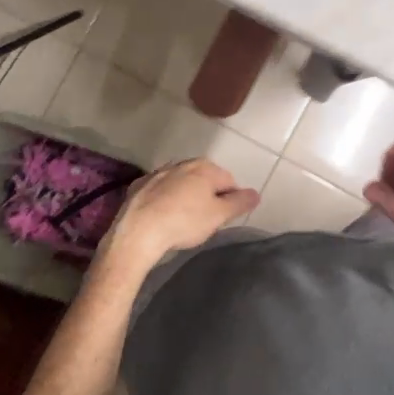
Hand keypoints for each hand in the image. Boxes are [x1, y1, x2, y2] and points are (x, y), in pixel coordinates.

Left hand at [100, 158, 259, 270]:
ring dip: (185, 196)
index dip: (230, 201)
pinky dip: (164, 200)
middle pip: (204, 179)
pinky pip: (159, 191)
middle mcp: (182, 163)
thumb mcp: (219, 216)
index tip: (223, 218)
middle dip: (207, 196)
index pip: (229, 181)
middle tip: (204, 220)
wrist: (139, 231)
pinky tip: (161, 217)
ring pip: (180, 183)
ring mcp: (158, 173)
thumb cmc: (185, 222)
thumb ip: (239, 202)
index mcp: (204, 168)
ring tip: (182, 220)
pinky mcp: (139, 185)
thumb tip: (255, 193)